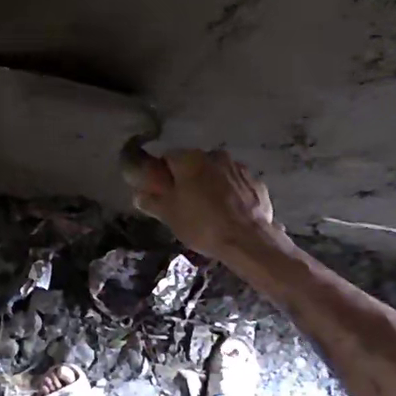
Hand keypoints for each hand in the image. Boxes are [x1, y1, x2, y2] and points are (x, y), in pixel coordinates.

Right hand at [129, 149, 277, 259]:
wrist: (247, 240)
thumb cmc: (202, 225)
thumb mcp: (169, 215)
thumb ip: (151, 201)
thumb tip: (139, 195)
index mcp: (190, 159)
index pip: (168, 158)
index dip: (162, 175)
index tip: (162, 193)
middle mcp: (215, 156)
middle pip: (194, 164)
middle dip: (188, 180)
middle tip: (184, 204)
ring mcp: (238, 168)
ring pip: (216, 173)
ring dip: (210, 185)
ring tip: (209, 211)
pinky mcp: (256, 182)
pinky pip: (235, 184)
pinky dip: (230, 194)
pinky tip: (228, 213)